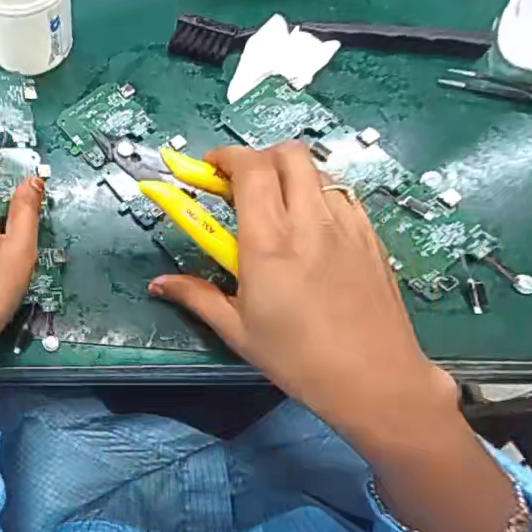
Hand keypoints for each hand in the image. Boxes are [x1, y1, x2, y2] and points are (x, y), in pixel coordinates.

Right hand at [150, 142, 518, 531]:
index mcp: (269, 243)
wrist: (374, 377)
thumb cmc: (295, 358)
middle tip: (237, 187)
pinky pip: (341, 195)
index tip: (206, 170)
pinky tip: (308, 230)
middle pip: (288, 154)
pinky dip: (317, 196)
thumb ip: (196, 296)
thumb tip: (157, 283)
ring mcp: (347, 225)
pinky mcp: (370, 236)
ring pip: (317, 171)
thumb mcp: (236, 330)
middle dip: (257, 158)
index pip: (250, 170)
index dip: (224, 158)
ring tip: (273, 209)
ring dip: (288, 177)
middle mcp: (310, 222)